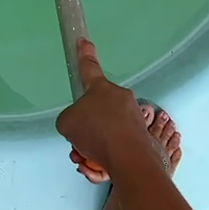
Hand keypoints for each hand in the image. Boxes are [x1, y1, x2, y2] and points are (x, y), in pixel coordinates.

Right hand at [55, 39, 154, 183]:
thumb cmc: (96, 132)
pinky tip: (100, 167)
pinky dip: (105, 157)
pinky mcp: (141, 136)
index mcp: (100, 88)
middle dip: (86, 127)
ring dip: (93, 145)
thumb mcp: (67, 123)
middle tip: (78, 142)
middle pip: (96, 109)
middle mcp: (119, 97)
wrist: (128, 158)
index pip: (88, 67)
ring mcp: (133, 116)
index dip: (83, 54)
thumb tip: (80, 125)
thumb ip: (70, 118)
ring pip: (105, 130)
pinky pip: (116, 145)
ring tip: (87, 159)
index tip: (83, 41)